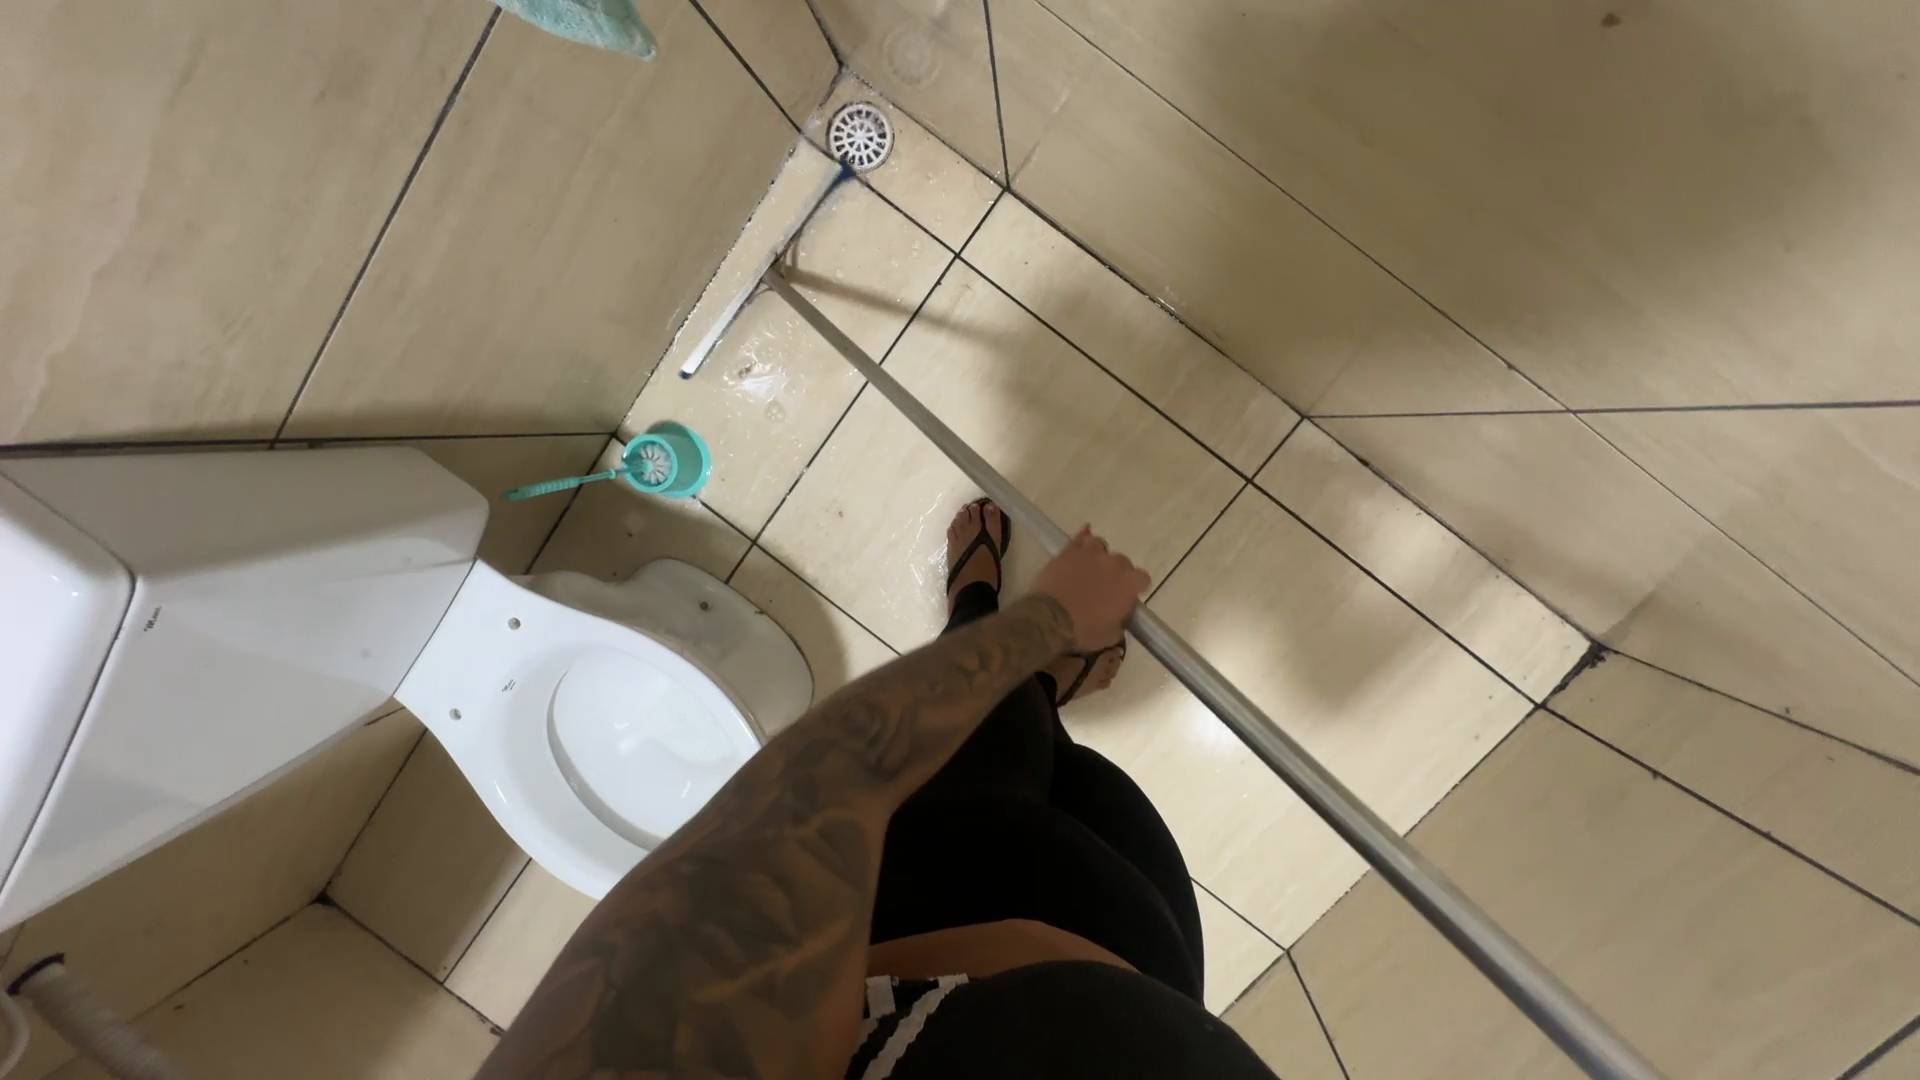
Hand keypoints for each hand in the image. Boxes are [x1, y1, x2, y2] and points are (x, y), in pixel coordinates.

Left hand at [1029, 526, 1149, 649]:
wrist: (1050, 618)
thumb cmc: (1083, 630)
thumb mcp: (1110, 635)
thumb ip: (1120, 621)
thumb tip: (1118, 617)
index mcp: (1129, 583)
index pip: (1143, 579)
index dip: (1135, 587)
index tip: (1127, 596)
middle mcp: (1114, 563)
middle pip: (1122, 562)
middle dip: (1116, 573)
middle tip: (1104, 586)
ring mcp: (1090, 554)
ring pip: (1100, 546)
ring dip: (1098, 555)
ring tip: (1089, 567)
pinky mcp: (1068, 551)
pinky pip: (1079, 539)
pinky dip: (1081, 540)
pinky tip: (1081, 541)